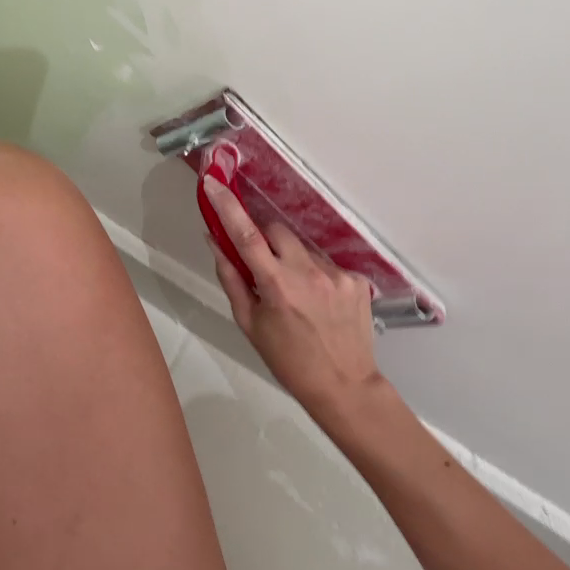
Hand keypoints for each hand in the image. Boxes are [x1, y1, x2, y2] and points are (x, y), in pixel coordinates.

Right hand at [203, 178, 384, 415]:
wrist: (345, 386)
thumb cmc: (287, 359)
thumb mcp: (249, 323)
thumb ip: (231, 278)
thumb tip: (215, 242)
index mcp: (276, 285)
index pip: (245, 235)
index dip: (227, 206)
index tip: (212, 183)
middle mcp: (307, 272)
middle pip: (276, 230)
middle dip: (263, 239)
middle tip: (261, 264)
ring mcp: (336, 275)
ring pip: (301, 247)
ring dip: (290, 258)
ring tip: (296, 293)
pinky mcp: (356, 280)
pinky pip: (325, 264)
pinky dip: (315, 274)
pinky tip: (319, 301)